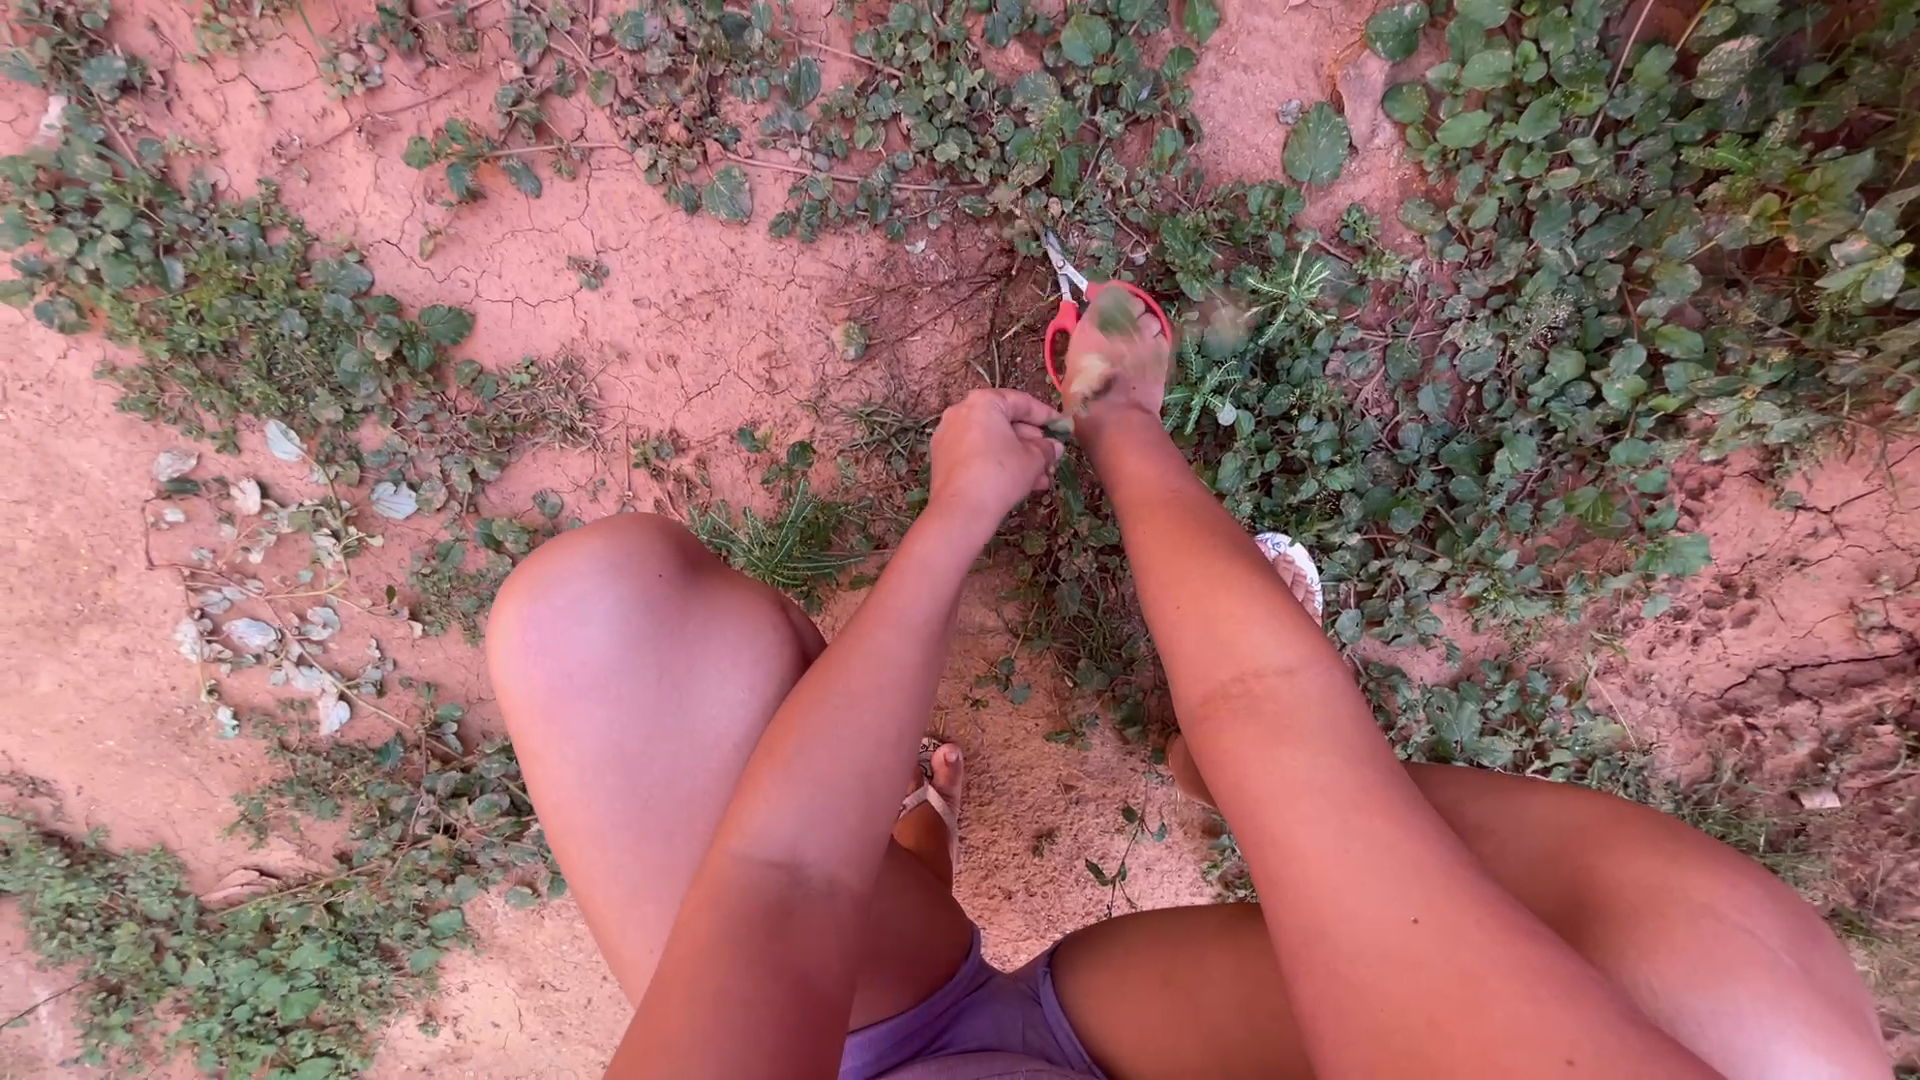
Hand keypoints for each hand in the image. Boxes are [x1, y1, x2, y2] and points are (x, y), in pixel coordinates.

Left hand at [928, 389, 1064, 526]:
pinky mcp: (943, 458)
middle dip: (1031, 442)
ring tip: (1041, 477)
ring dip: (1018, 457)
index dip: (1046, 415)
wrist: (961, 511)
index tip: (1061, 426)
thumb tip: (1054, 447)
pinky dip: (997, 463)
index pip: (1021, 402)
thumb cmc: (1001, 474)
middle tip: (1050, 457)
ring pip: (991, 441)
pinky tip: (1019, 483)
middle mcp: (961, 412)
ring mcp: (948, 435)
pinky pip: (976, 454)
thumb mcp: (1033, 459)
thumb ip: (1046, 449)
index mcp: (983, 402)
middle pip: (1004, 422)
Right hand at [1062, 285, 1171, 419]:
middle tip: (1124, 328)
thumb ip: (1083, 344)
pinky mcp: (1162, 350)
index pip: (1108, 294)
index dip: (1110, 296)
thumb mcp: (1070, 368)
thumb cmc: (1085, 399)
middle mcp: (1121, 323)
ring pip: (1151, 319)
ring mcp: (1145, 335)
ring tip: (1138, 344)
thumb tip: (1088, 337)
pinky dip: (1155, 343)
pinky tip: (1148, 356)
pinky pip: (1161, 337)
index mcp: (1093, 325)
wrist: (1116, 417)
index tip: (1107, 303)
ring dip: (1145, 328)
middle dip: (1130, 313)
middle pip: (1134, 304)